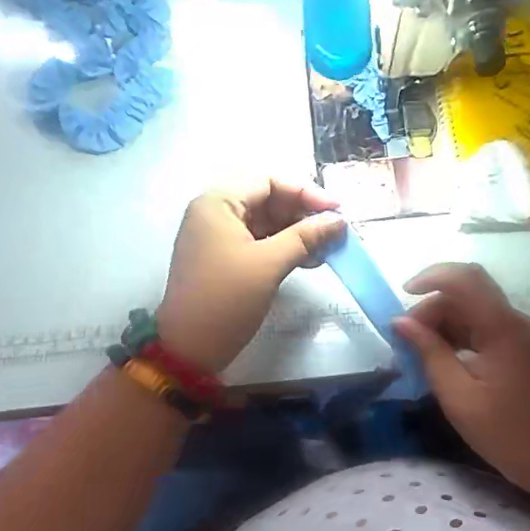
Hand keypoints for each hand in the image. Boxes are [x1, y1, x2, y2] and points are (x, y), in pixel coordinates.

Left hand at [157, 180, 343, 372]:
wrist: (189, 348)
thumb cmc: (227, 298)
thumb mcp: (270, 264)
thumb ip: (306, 237)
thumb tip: (339, 220)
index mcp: (218, 203)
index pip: (269, 182)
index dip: (306, 192)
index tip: (337, 211)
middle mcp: (215, 213)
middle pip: (268, 200)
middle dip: (304, 215)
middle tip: (336, 232)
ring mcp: (217, 237)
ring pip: (266, 223)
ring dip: (298, 233)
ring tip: (327, 250)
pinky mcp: (223, 259)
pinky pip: (259, 242)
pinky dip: (284, 248)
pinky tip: (309, 261)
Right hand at [391, 262, 529, 488]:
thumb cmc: (503, 432)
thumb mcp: (457, 396)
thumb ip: (429, 353)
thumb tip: (401, 322)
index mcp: (503, 328)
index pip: (466, 279)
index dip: (431, 277)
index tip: (403, 296)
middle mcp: (516, 320)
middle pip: (469, 291)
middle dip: (432, 306)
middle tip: (406, 339)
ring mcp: (522, 331)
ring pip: (475, 307)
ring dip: (443, 320)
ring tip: (418, 350)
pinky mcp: (521, 344)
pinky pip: (484, 324)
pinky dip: (459, 331)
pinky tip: (441, 355)